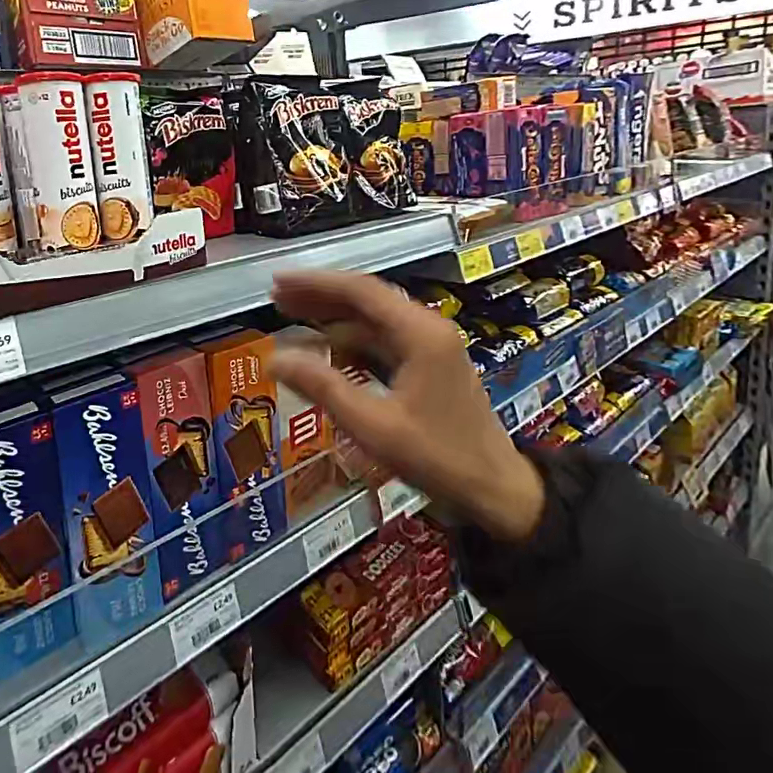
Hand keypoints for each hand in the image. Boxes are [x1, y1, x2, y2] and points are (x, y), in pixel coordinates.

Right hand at [267, 270, 545, 541]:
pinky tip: (324, 347)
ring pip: (373, 318)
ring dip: (333, 315)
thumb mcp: (373, 426)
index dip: (315, 283)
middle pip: (366, 298)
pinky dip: (351, 338)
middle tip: (276, 296)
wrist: (497, 490)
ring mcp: (431, 345)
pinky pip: (382, 338)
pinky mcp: (428, 363)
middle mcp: (427, 328)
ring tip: (291, 315)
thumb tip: (274, 359)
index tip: (278, 281)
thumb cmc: (438, 457)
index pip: (360, 291)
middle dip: (320, 295)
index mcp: (420, 334)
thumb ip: (323, 388)